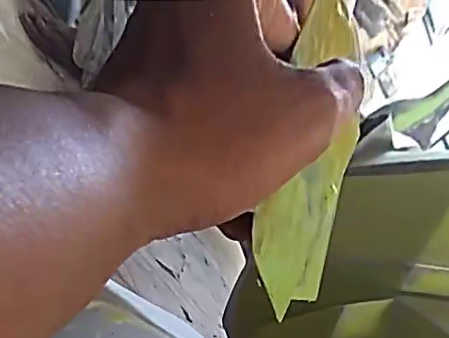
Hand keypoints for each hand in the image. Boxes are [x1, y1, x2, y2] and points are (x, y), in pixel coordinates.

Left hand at [91, 0, 363, 237]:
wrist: (107, 185)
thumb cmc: (208, 139)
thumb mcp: (303, 117)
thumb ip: (340, 92)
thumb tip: (340, 87)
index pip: (295, 14)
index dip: (313, 58)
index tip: (313, 101)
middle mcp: (177, 9)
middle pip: (251, 55)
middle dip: (273, 110)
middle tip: (283, 153)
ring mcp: (142, 55)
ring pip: (214, 96)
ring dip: (241, 145)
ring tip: (254, 195)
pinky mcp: (120, 105)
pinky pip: (179, 124)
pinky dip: (204, 158)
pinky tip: (222, 206)